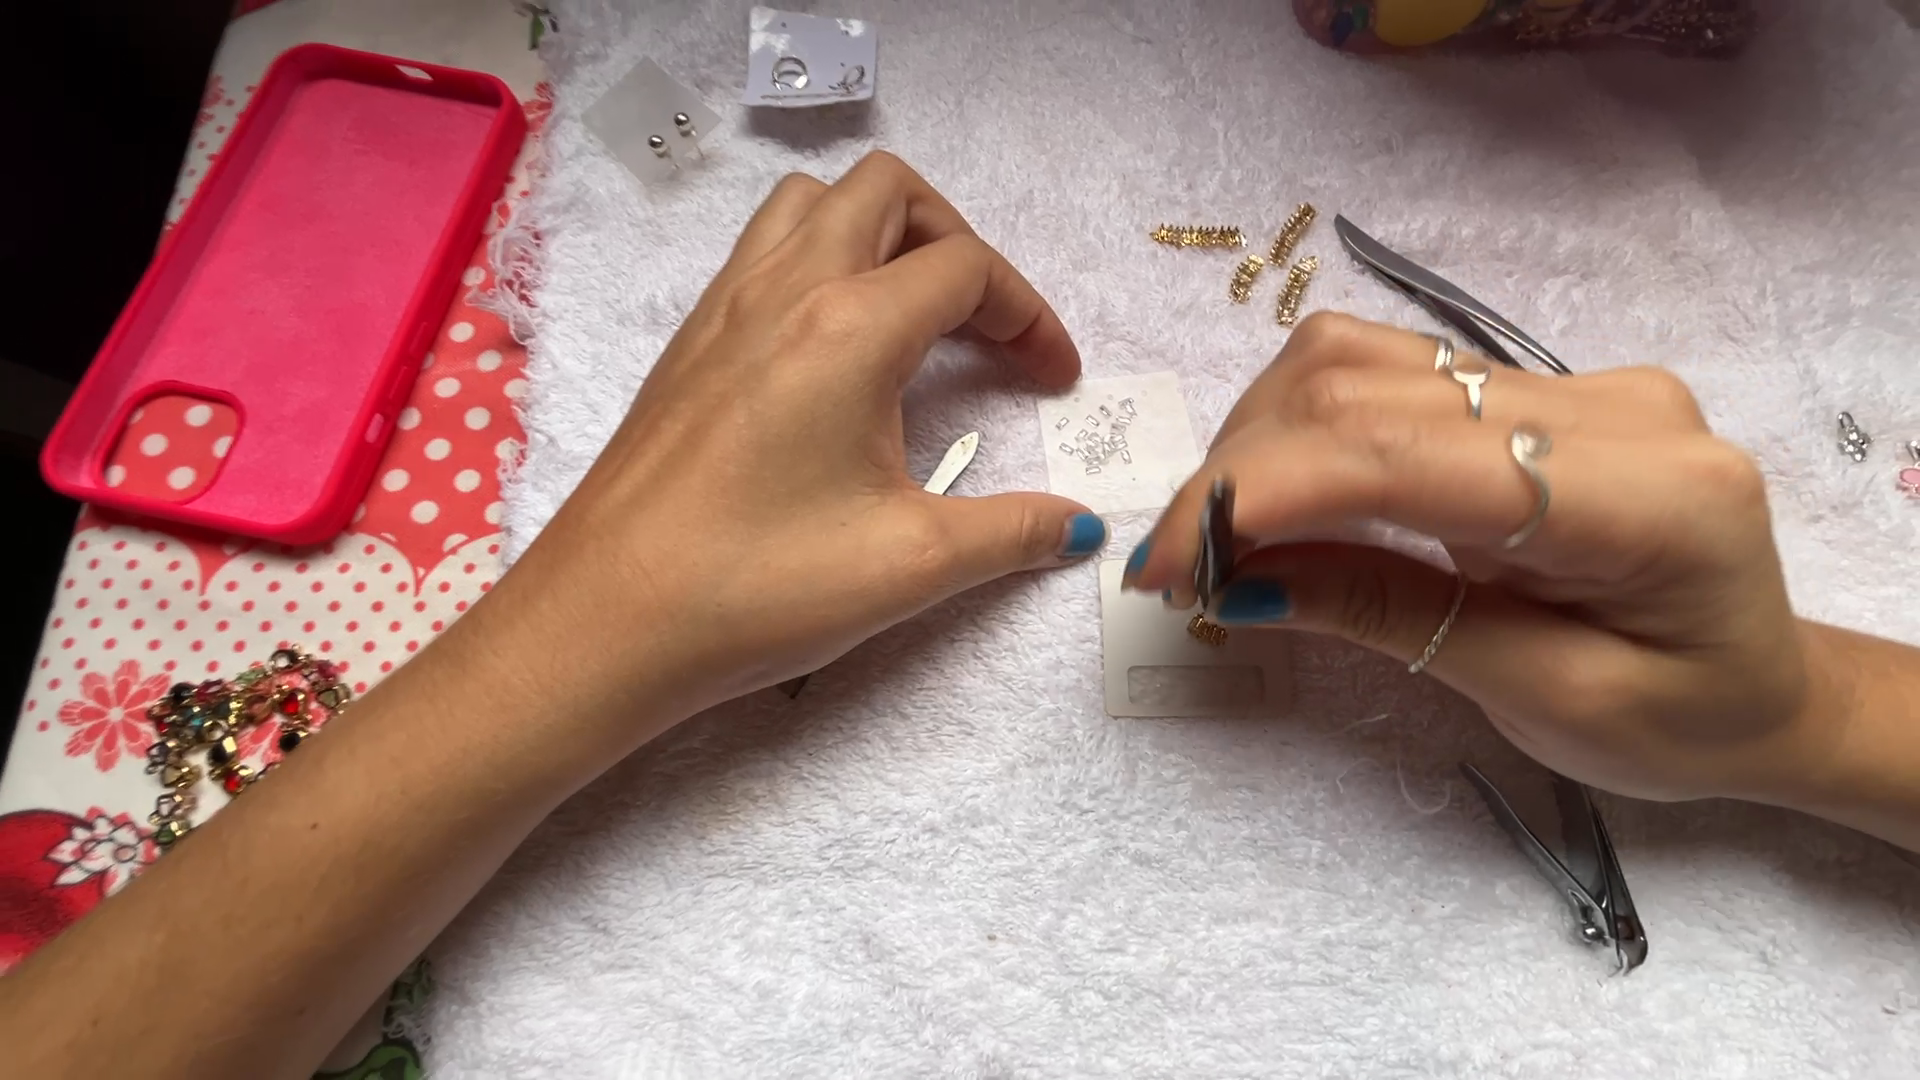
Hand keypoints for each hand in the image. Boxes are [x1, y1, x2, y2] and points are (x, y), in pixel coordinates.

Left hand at [486, 152, 1103, 724]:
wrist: (604, 624)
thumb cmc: (760, 588)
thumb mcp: (912, 564)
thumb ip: (1013, 532)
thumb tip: (1084, 528)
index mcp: (848, 328)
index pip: (967, 271)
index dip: (1031, 316)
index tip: (1055, 379)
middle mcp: (784, 289)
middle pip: (890, 196)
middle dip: (959, 245)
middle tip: (986, 327)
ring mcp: (724, 308)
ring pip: (815, 208)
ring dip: (882, 239)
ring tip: (913, 318)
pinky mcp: (690, 343)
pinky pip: (765, 253)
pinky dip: (822, 266)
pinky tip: (835, 352)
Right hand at [1125, 313, 1830, 802]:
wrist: (1762, 680)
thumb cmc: (1678, 720)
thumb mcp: (1536, 695)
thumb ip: (1385, 615)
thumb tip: (1238, 582)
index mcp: (1644, 494)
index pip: (1390, 456)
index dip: (1251, 497)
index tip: (1159, 566)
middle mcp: (1597, 402)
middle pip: (1350, 394)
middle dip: (1229, 479)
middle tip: (1168, 564)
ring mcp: (1550, 377)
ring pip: (1343, 362)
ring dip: (1246, 444)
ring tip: (1211, 530)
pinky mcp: (1506, 382)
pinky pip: (1363, 371)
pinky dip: (1283, 426)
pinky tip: (1265, 486)